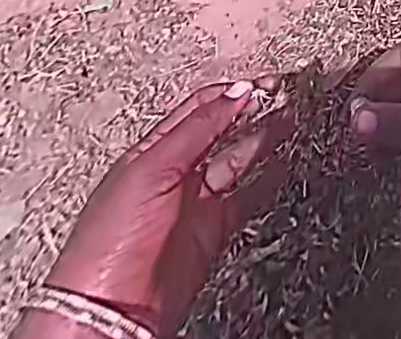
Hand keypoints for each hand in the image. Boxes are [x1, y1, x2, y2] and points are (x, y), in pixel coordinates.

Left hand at [41, 79, 295, 335]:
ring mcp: (196, 200)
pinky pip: (249, 194)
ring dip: (266, 134)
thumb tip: (238, 93)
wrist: (108, 314)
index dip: (233, 94)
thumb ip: (199, 129)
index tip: (264, 85)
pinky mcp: (212, 228)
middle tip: (284, 95)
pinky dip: (269, 176)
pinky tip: (284, 161)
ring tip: (292, 117)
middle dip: (254, 109)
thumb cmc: (108, 245)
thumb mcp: (152, 171)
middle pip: (224, 129)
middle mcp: (176, 172)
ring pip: (240, 156)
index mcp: (153, 153)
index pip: (201, 109)